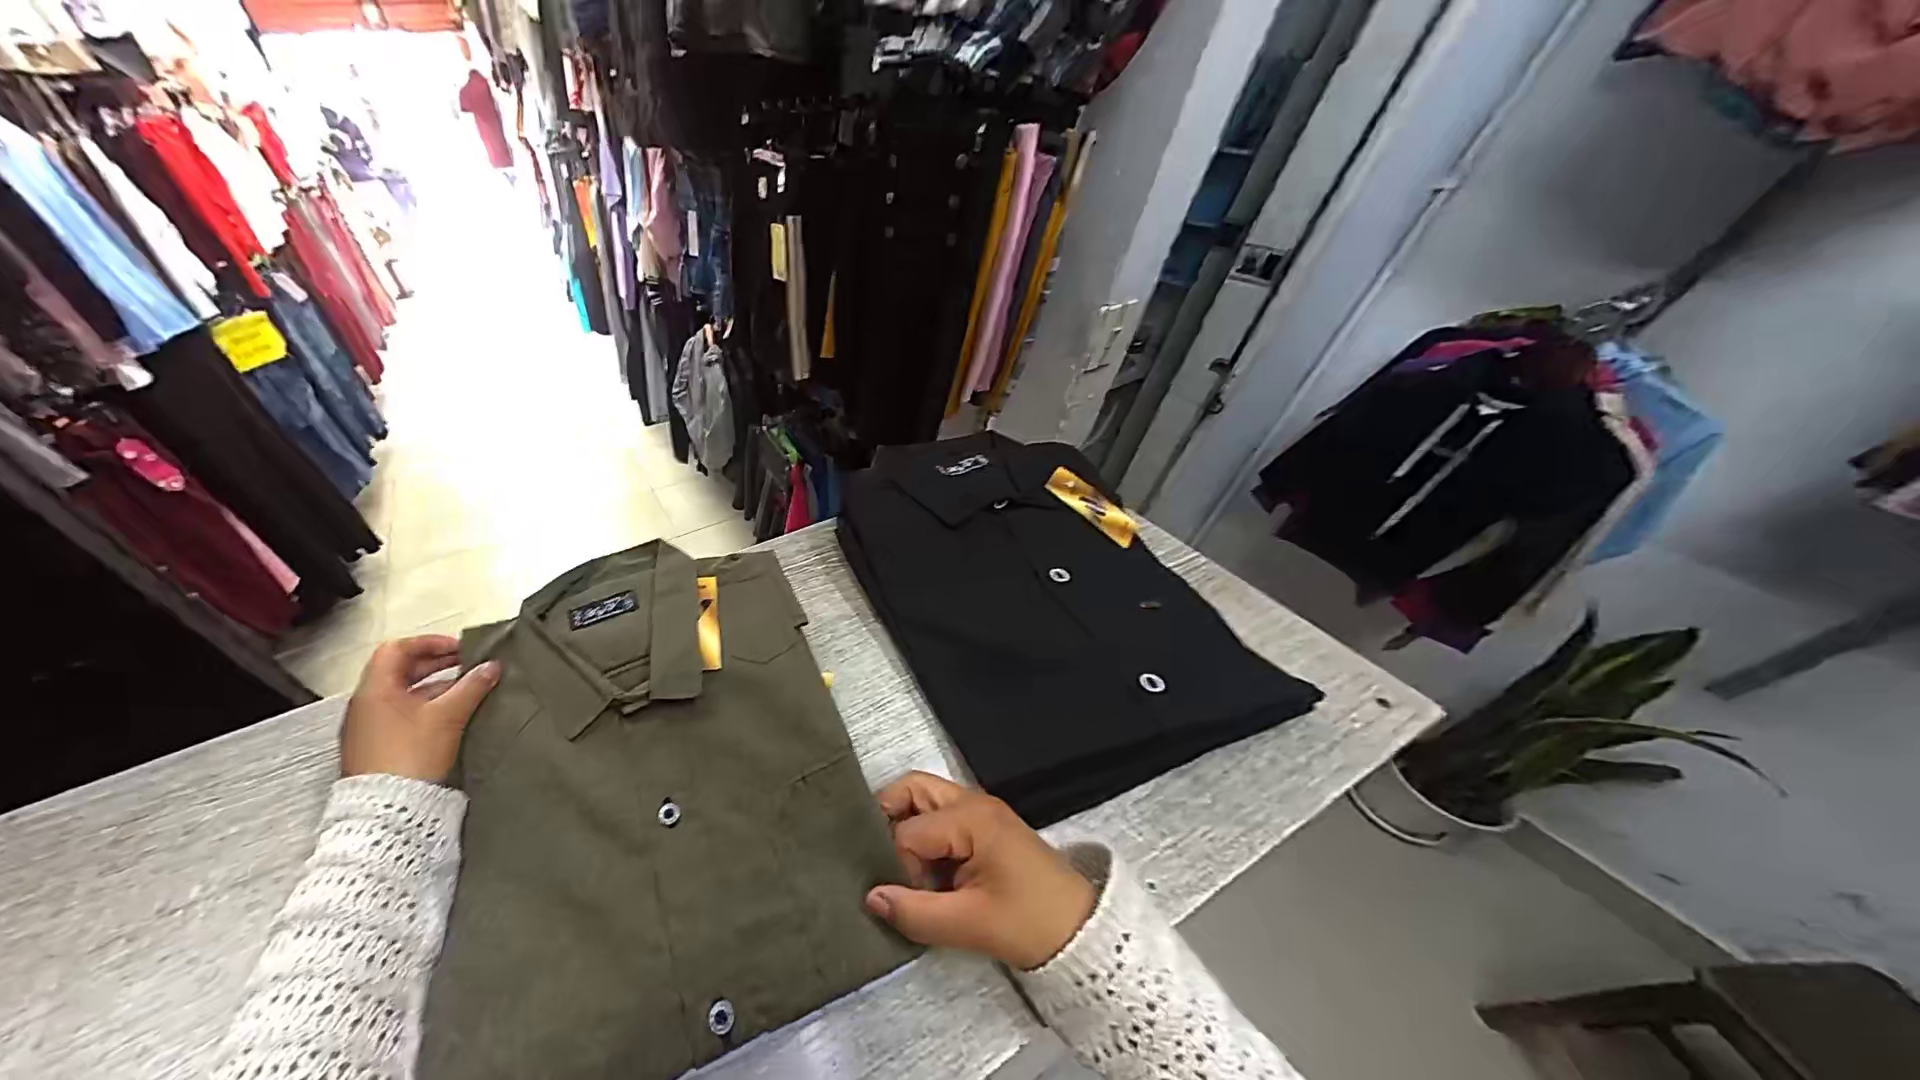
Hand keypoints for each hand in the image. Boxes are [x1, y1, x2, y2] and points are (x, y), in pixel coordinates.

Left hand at [340, 635, 500, 782]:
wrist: (387, 807)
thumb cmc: (413, 752)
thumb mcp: (448, 715)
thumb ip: (472, 686)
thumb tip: (492, 665)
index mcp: (376, 689)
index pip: (397, 649)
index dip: (430, 643)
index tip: (461, 649)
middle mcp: (366, 703)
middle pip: (401, 669)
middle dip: (438, 662)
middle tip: (470, 664)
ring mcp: (370, 724)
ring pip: (405, 690)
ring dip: (437, 683)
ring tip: (469, 687)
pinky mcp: (378, 742)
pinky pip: (404, 710)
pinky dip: (428, 702)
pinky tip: (453, 711)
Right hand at [865, 772, 1096, 970]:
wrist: (1079, 930)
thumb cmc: (1029, 923)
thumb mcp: (968, 924)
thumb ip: (914, 912)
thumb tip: (871, 897)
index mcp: (972, 818)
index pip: (909, 831)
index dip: (900, 866)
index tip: (913, 898)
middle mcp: (973, 803)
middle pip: (913, 789)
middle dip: (888, 819)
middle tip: (881, 864)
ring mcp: (980, 811)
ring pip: (925, 800)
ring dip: (906, 828)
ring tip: (904, 872)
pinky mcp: (984, 827)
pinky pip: (941, 817)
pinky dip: (924, 837)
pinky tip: (925, 873)